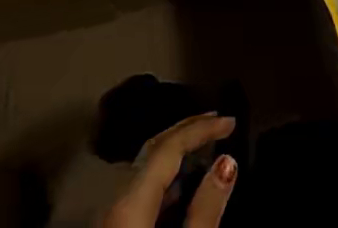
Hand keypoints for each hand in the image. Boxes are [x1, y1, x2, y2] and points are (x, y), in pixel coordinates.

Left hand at [99, 113, 238, 227]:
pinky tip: (179, 189)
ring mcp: (108, 215)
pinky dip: (163, 179)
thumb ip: (205, 209)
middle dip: (187, 131)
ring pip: (145, 169)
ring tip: (204, 146)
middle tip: (217, 121)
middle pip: (153, 149)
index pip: (169, 145)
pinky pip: (139, 191)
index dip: (202, 127)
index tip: (230, 120)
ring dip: (175, 153)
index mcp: (130, 199)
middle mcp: (113, 199)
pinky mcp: (110, 227)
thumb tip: (226, 162)